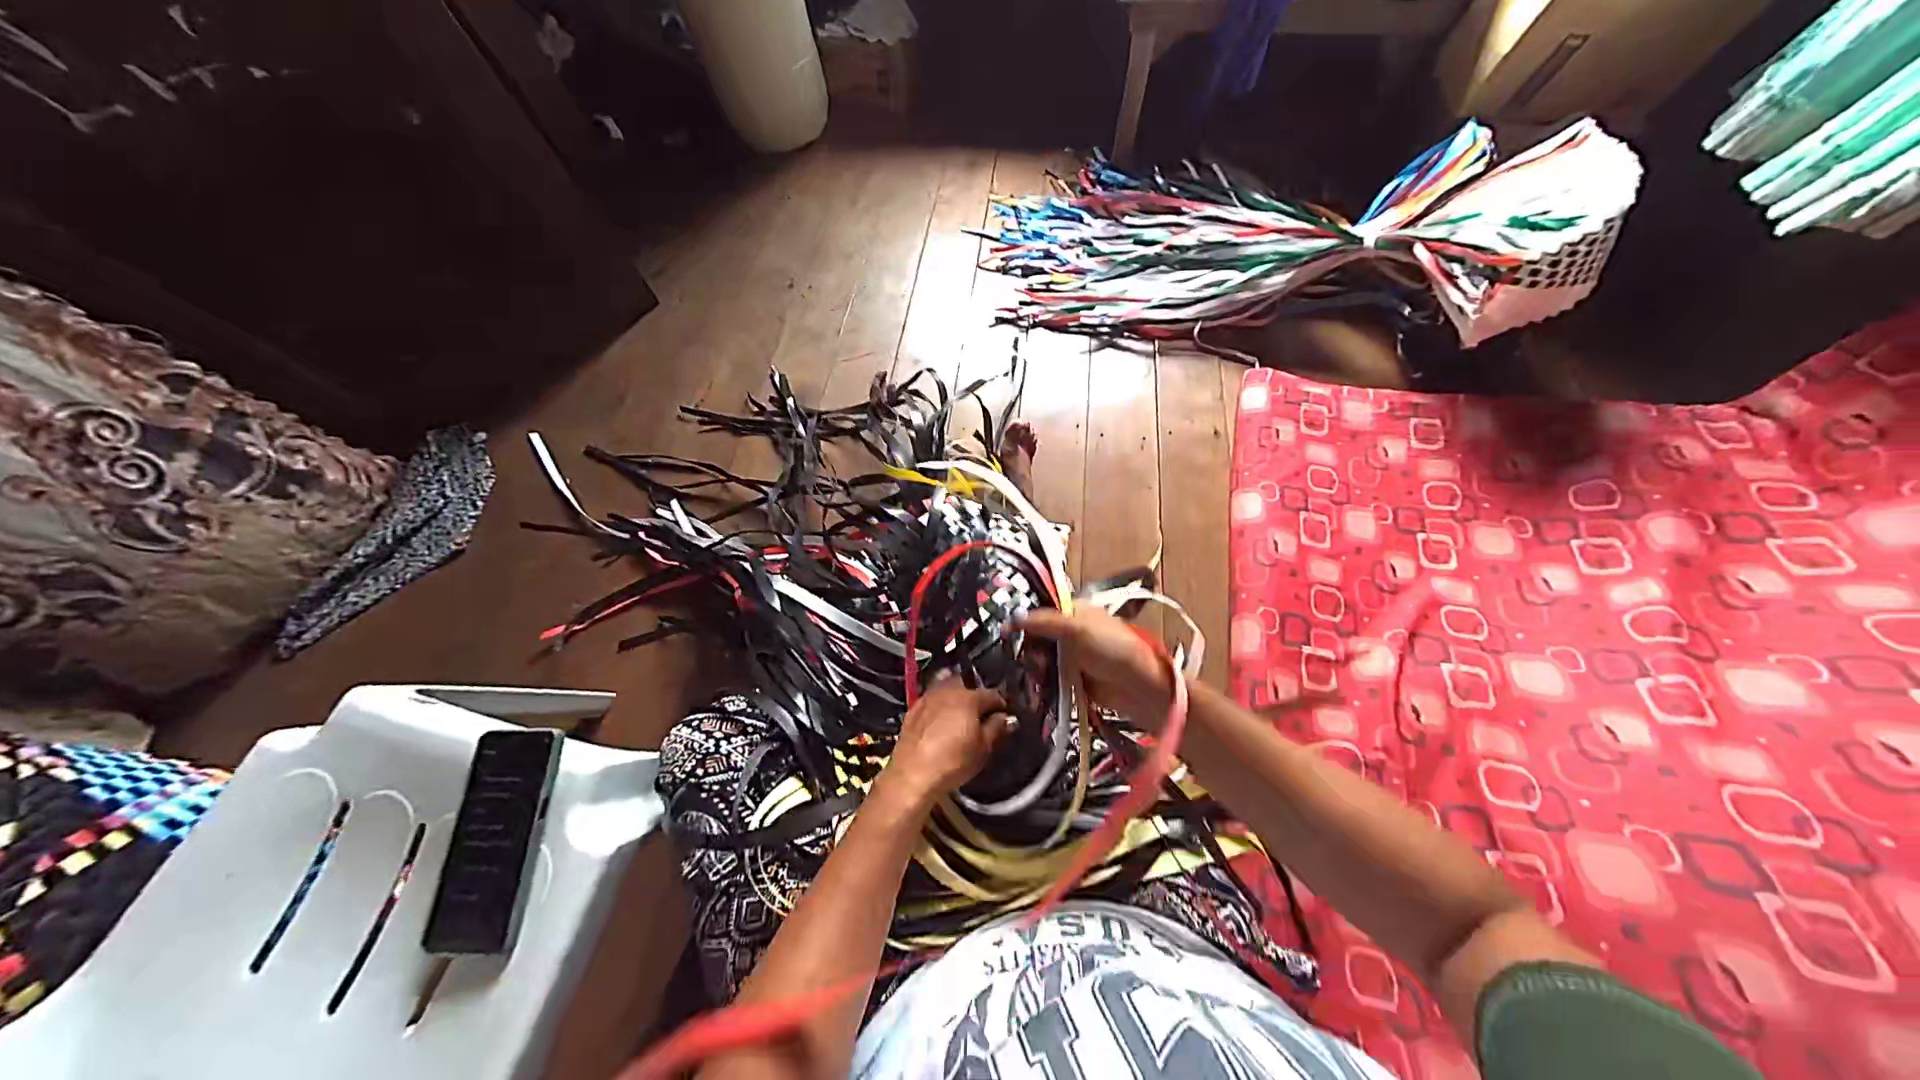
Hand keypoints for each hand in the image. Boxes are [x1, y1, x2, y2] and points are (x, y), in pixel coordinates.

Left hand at [878, 678, 1012, 808]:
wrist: (912, 775)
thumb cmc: (953, 762)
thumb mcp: (983, 748)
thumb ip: (996, 728)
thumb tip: (1006, 717)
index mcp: (968, 698)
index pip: (991, 694)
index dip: (1000, 705)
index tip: (1004, 716)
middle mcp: (947, 691)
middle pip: (968, 688)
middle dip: (977, 699)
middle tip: (982, 718)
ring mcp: (927, 698)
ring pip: (948, 692)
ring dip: (957, 701)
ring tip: (961, 719)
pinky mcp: (913, 709)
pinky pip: (933, 702)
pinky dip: (940, 708)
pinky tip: (941, 723)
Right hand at [1018, 608, 1174, 729]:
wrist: (1137, 686)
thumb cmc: (1111, 648)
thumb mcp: (1077, 628)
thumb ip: (1044, 621)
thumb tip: (1012, 618)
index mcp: (1073, 611)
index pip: (1041, 609)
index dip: (1024, 618)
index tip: (1008, 629)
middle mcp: (1069, 631)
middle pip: (1036, 635)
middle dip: (1028, 646)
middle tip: (1028, 656)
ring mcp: (1070, 656)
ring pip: (1039, 657)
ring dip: (1034, 665)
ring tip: (1037, 673)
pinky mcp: (1070, 678)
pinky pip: (1047, 677)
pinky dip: (1041, 681)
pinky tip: (1037, 685)